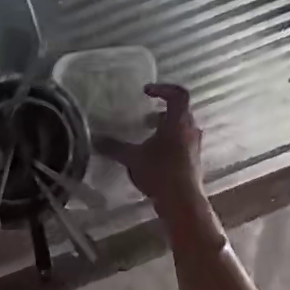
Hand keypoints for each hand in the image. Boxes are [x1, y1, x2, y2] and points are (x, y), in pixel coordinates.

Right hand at [96, 83, 203, 210]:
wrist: (182, 201)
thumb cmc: (160, 173)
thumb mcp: (132, 158)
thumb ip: (114, 147)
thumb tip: (94, 139)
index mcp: (178, 122)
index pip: (178, 94)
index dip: (162, 88)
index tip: (146, 92)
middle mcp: (190, 130)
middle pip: (179, 112)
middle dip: (160, 113)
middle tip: (143, 119)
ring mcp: (194, 146)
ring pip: (180, 129)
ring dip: (164, 130)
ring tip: (146, 139)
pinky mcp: (193, 161)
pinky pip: (181, 144)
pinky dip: (168, 144)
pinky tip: (152, 158)